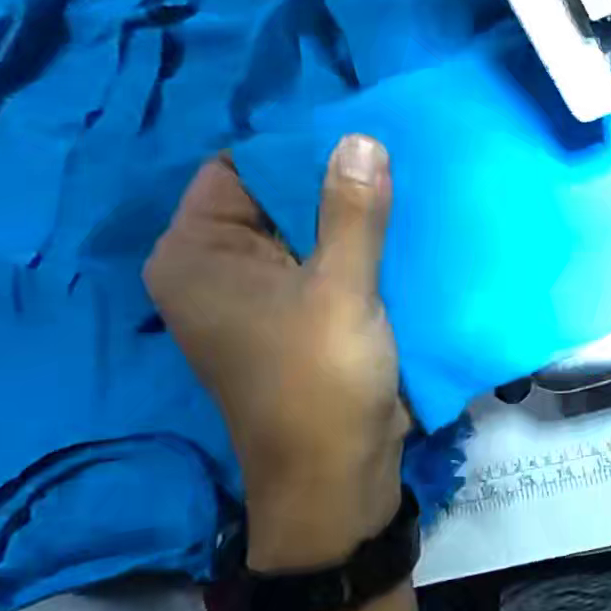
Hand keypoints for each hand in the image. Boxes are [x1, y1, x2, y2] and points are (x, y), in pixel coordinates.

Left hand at [146, 137, 409, 569]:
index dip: (300, 151)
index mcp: (197, 255)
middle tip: (401, 163)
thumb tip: (361, 137)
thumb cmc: (322, 379)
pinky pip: (332, 272)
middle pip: (280, 206)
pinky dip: (365, 259)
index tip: (365, 138)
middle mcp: (220, 272)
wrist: (338, 473)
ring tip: (413, 197)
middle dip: (338, 188)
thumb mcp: (342, 290)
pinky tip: (409, 245)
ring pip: (313, 241)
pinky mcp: (303, 325)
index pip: (241, 172)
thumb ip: (352, 214)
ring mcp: (264, 302)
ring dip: (359, 225)